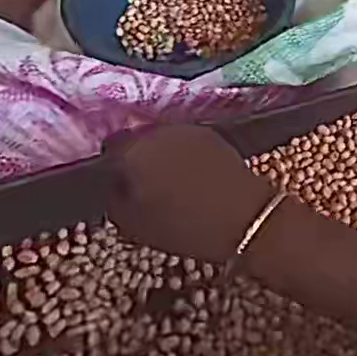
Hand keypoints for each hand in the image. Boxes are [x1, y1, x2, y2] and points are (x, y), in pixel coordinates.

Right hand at [103, 125, 275, 263]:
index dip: (113, 167)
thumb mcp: (132, 224)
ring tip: (171, 181)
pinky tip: (192, 175)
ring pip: (164, 138)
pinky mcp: (214, 135)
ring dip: (162, 153)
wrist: (246, 216)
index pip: (110, 148)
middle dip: (138, 157)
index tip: (121, 184)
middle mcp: (159, 132)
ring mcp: (189, 130)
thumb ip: (113, 196)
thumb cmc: (185, 225)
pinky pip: (187, 141)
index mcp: (132, 151)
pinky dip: (185, 154)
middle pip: (138, 139)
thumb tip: (116, 181)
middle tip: (145, 184)